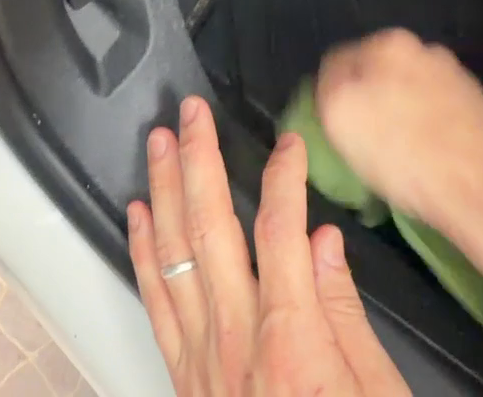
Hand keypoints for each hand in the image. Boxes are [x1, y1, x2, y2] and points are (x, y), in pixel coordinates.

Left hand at [127, 95, 409, 395]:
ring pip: (172, 253)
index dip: (282, 178)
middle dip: (199, 159)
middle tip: (191, 112)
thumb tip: (323, 241)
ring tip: (157, 140)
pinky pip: (154, 301)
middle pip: (210, 227)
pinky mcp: (183, 376)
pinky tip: (136, 213)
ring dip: (162, 189)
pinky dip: (142, 251)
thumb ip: (346, 316)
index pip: (279, 232)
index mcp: (294, 342)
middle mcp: (235, 340)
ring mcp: (200, 358)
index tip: (288, 144)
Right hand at [314, 29, 482, 232]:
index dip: (335, 94)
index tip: (340, 125)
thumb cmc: (401, 154)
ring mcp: (462, 81)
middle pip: (382, 75)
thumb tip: (333, 76)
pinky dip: (434, 132)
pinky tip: (432, 161)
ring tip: (403, 156)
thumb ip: (327, 81)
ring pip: (414, 95)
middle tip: (367, 140)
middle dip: (373, 100)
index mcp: (389, 43)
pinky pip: (444, 117)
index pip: (342, 60)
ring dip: (404, 115)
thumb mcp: (337, 114)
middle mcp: (429, 52)